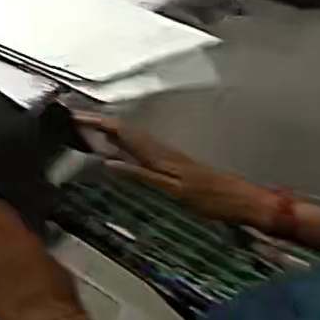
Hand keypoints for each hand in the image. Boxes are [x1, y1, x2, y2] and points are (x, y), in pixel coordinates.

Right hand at [76, 114, 277, 229]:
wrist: (251, 204)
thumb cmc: (214, 199)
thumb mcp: (174, 190)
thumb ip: (140, 174)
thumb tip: (107, 162)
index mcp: (154, 153)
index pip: (118, 130)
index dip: (93, 121)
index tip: (70, 116)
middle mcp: (157, 148)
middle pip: (119, 128)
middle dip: (93, 120)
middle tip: (68, 118)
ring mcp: (164, 153)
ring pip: (126, 134)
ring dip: (103, 127)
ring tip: (82, 127)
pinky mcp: (169, 160)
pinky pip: (134, 143)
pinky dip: (116, 138)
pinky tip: (111, 144)